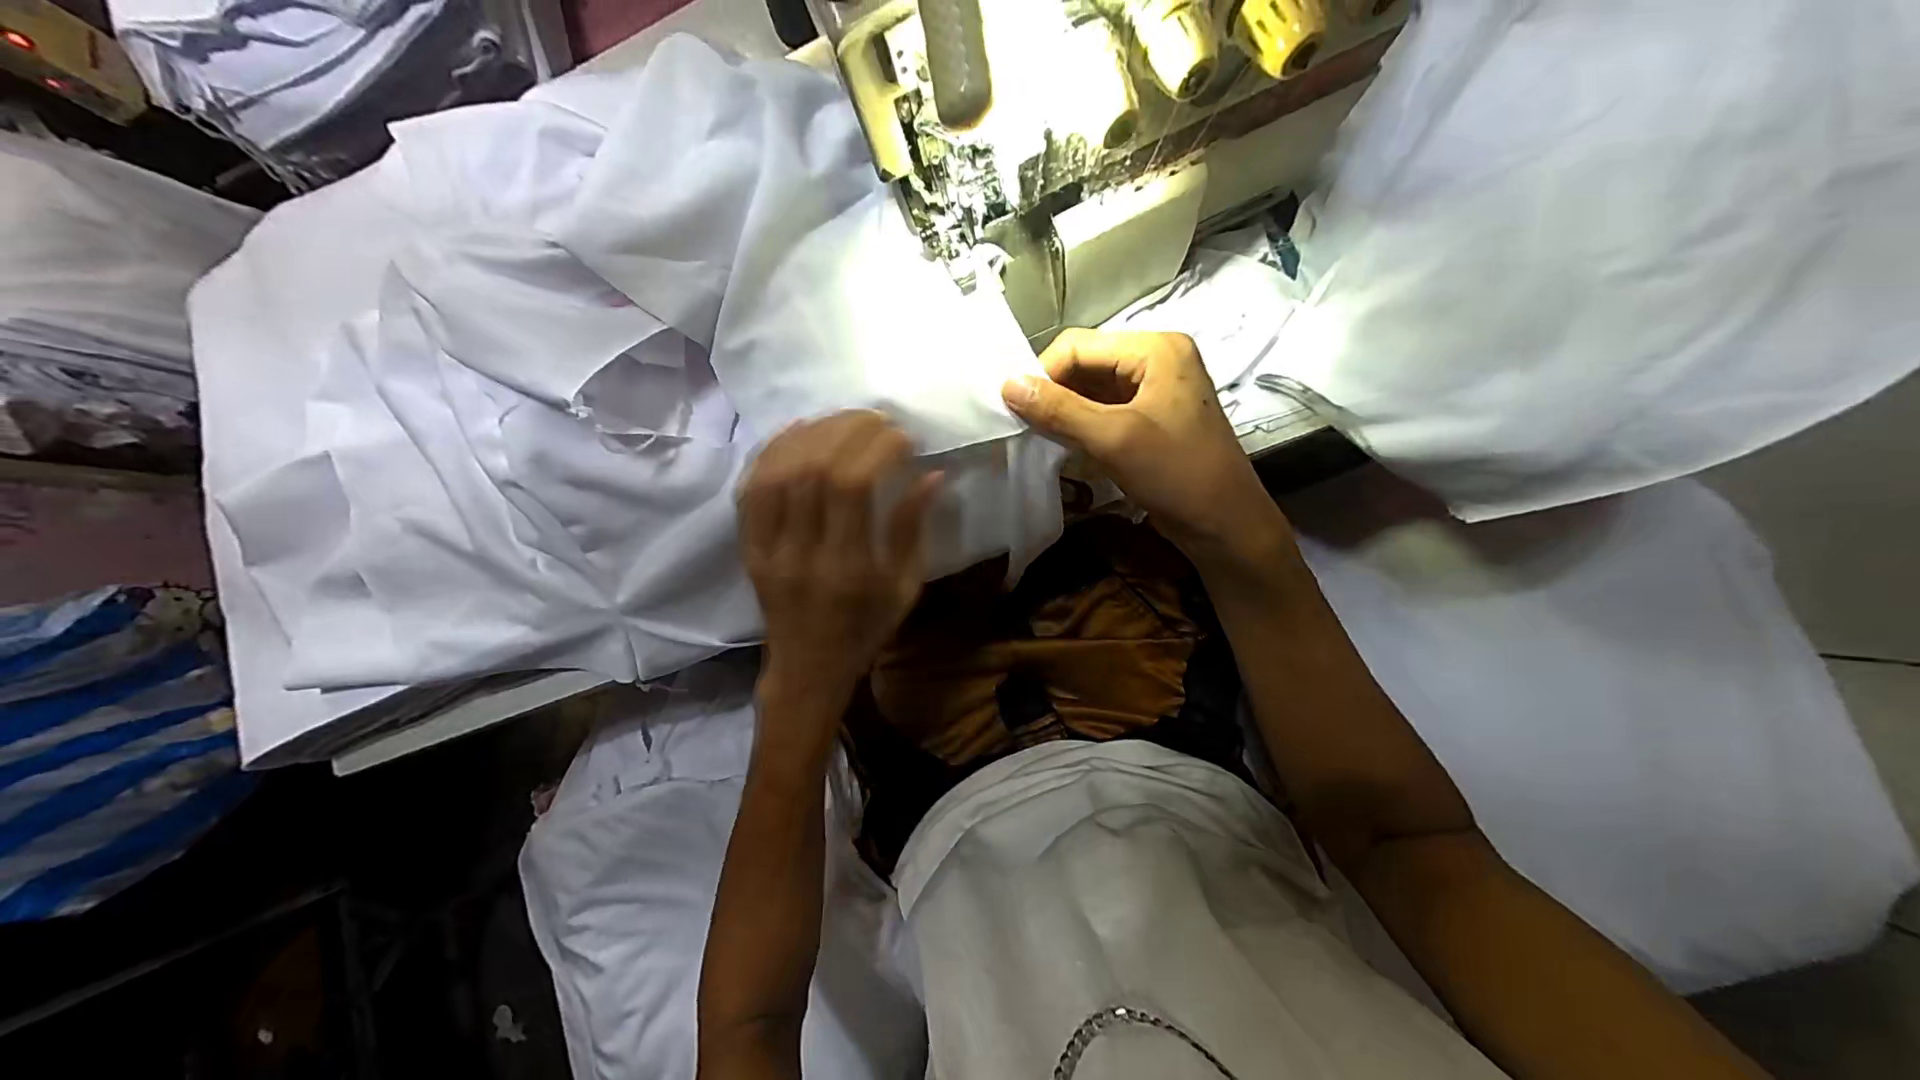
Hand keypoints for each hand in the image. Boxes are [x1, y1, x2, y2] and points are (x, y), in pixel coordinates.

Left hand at [739, 411, 941, 707]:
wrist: (808, 667)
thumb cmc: (866, 629)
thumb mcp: (904, 588)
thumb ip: (913, 531)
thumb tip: (932, 476)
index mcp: (847, 570)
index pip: (852, 487)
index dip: (878, 448)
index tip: (904, 436)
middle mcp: (801, 555)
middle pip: (813, 470)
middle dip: (847, 430)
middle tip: (876, 418)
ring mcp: (767, 551)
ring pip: (778, 472)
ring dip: (812, 434)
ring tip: (843, 419)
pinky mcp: (748, 548)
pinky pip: (750, 489)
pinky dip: (772, 452)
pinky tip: (798, 430)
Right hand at [1002, 329, 1287, 555]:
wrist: (1226, 526)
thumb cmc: (1177, 475)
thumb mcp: (1114, 439)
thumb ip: (1059, 410)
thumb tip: (1007, 385)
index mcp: (1155, 348)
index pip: (1078, 346)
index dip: (1043, 374)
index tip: (1014, 410)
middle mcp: (1156, 359)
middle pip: (1085, 364)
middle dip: (1053, 393)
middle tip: (1024, 426)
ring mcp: (1155, 389)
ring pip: (1091, 389)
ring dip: (1065, 411)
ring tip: (1038, 437)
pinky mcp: (1151, 418)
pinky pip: (1104, 410)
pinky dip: (1081, 426)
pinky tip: (1063, 445)